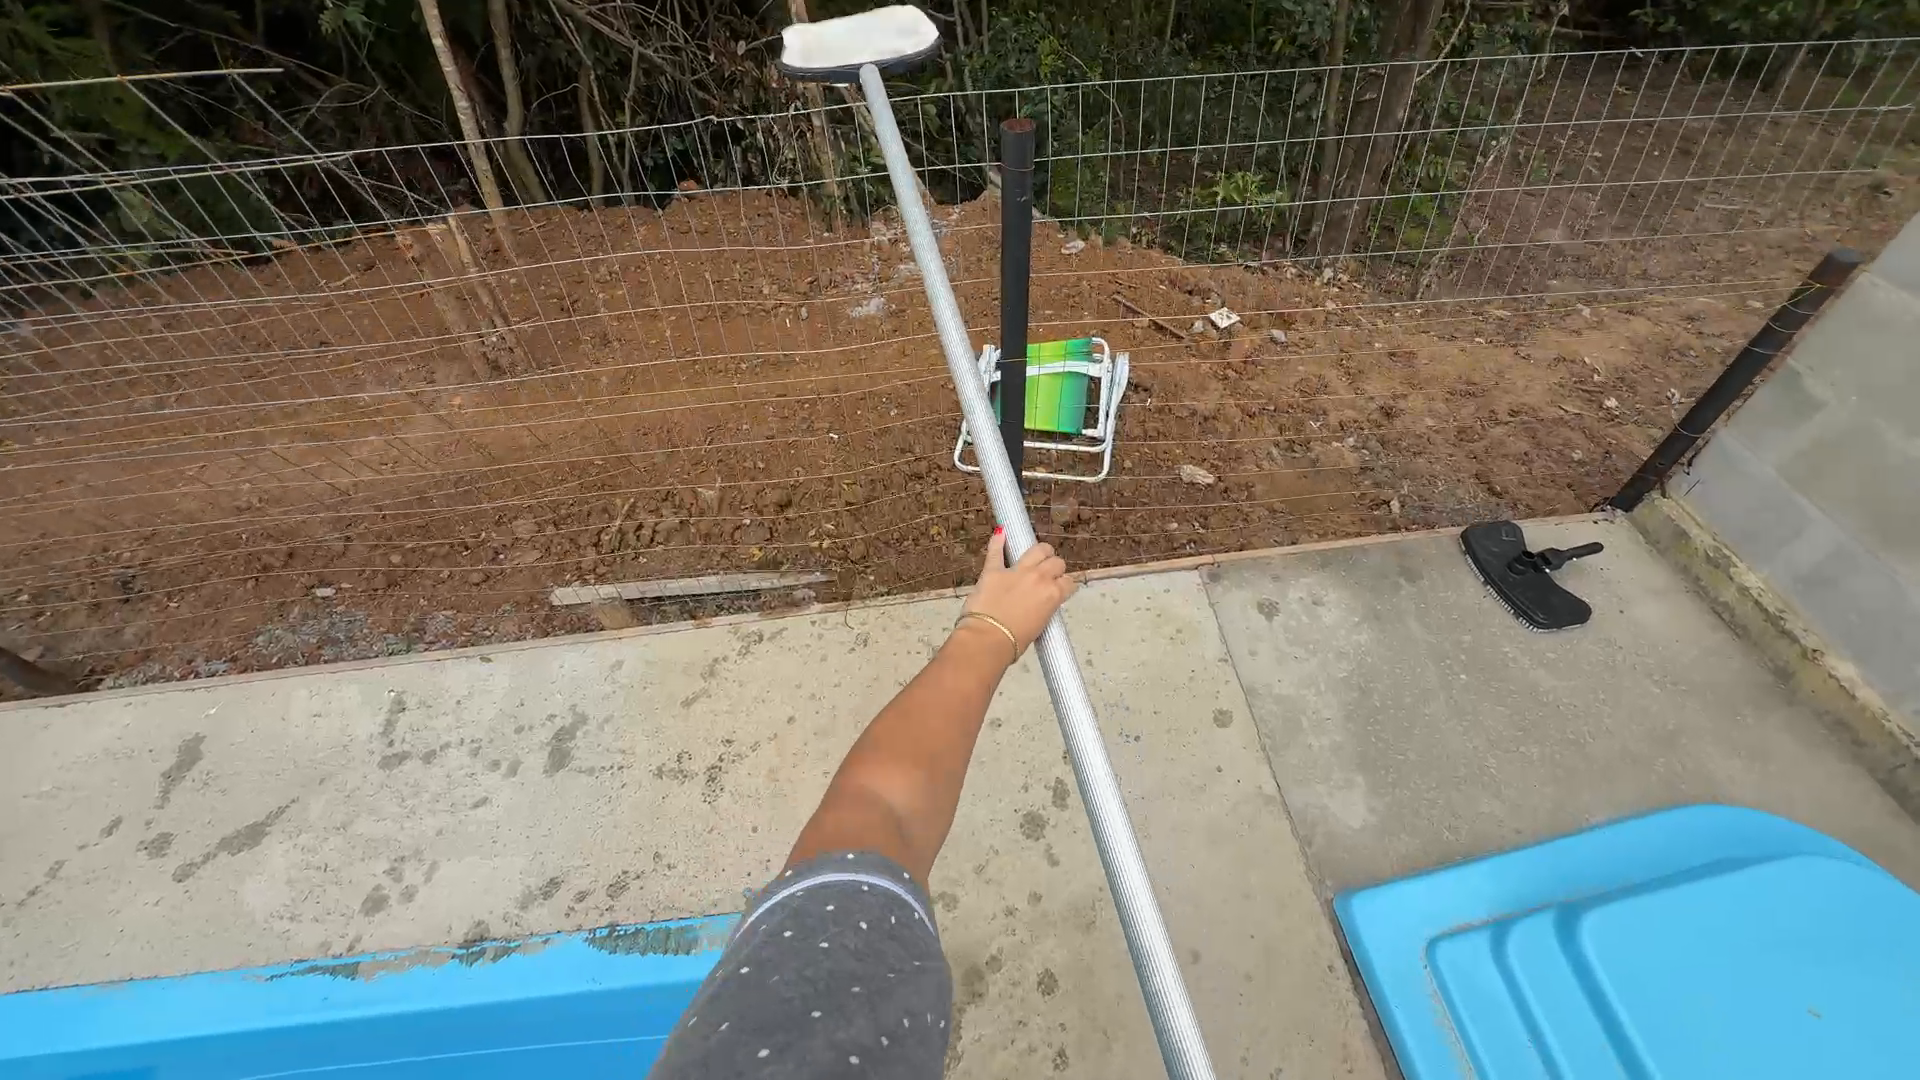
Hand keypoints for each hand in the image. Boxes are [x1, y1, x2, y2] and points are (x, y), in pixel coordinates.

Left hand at [960, 527, 1076, 654]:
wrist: (987, 639)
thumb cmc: (1013, 643)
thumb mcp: (1038, 628)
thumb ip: (1042, 610)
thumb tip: (1037, 607)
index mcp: (1053, 595)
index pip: (1069, 582)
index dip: (1065, 585)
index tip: (1061, 588)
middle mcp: (1039, 578)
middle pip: (1055, 562)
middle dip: (1054, 567)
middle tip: (1049, 574)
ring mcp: (1016, 571)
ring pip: (1036, 550)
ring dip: (1039, 551)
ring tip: (1036, 555)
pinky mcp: (993, 571)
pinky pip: (996, 551)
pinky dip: (997, 542)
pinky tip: (1000, 533)